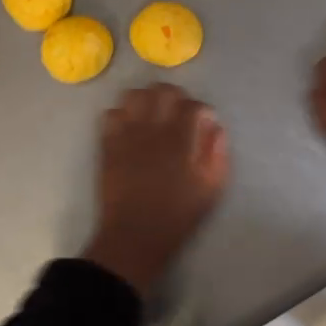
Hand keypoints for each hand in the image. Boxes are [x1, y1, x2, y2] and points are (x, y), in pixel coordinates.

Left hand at [83, 84, 229, 295]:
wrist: (134, 235)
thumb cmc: (176, 215)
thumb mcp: (211, 189)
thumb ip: (217, 154)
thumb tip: (216, 128)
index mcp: (180, 140)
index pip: (193, 105)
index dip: (202, 111)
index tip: (204, 124)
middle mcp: (153, 128)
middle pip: (163, 90)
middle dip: (175, 97)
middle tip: (178, 114)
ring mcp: (126, 133)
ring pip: (134, 95)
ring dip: (147, 100)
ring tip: (153, 116)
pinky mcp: (107, 143)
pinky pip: (111, 112)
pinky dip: (122, 115)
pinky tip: (130, 129)